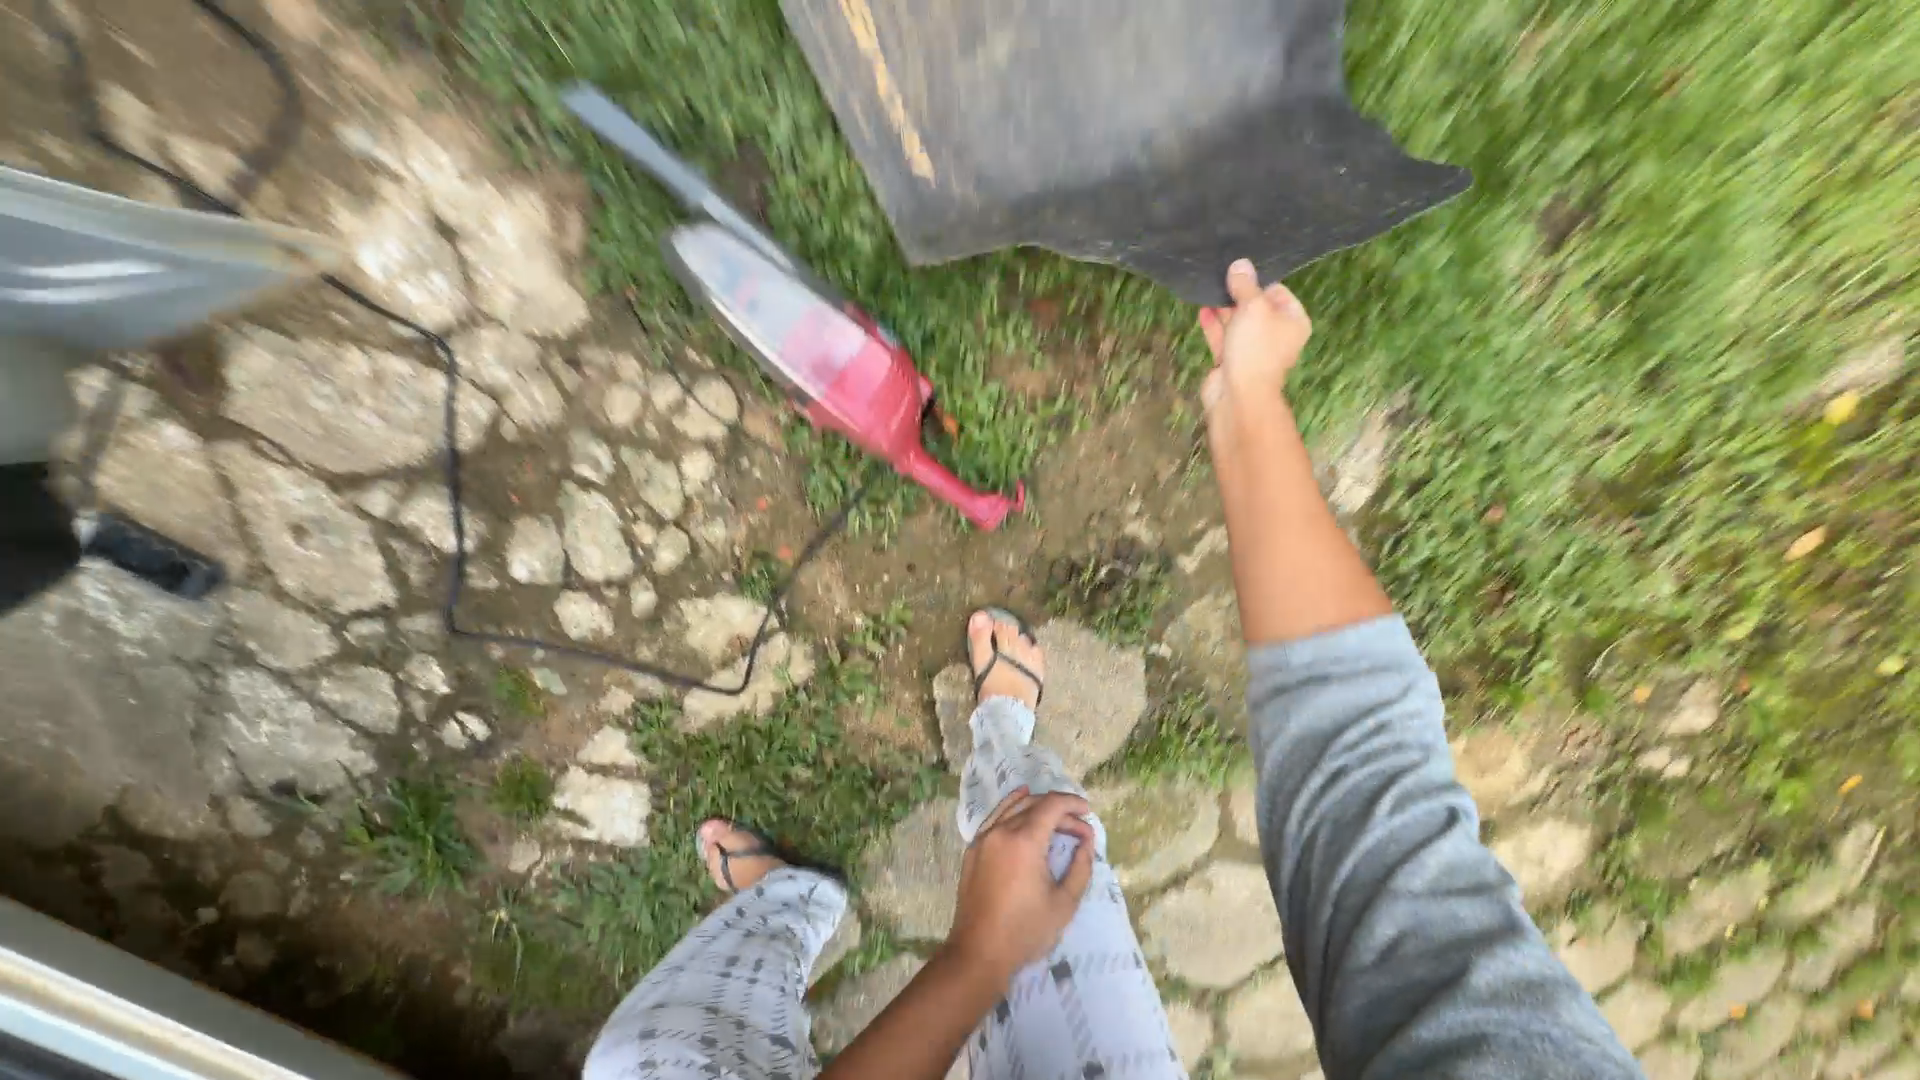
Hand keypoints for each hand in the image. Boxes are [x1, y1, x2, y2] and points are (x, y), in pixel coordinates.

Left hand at [945, 787, 1094, 985]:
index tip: (1088, 813)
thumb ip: (1080, 867)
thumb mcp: (1064, 903)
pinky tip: (1020, 801)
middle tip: (1079, 829)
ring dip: (1038, 808)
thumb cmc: (1025, 930)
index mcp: (1024, 840)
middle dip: (1060, 811)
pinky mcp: (973, 849)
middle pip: (1034, 805)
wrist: (979, 952)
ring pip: (1013, 808)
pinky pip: (995, 817)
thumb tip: (1086, 843)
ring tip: (1058, 818)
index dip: (1073, 804)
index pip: (1052, 806)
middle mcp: (1001, 831)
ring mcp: (983, 838)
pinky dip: (1011, 806)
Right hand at [1198, 258, 1312, 412]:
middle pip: (1255, 307)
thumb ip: (1245, 285)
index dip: (1258, 280)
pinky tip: (1202, 309)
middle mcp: (1275, 334)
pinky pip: (1222, 337)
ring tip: (1208, 288)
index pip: (1277, 291)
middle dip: (1238, 293)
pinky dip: (1213, 324)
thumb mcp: (1253, 307)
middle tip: (1220, 274)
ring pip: (1237, 322)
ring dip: (1223, 308)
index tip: (1239, 268)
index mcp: (1293, 321)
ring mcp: (1252, 349)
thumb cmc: (1255, 348)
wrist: (1239, 395)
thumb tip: (1240, 264)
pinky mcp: (1231, 360)